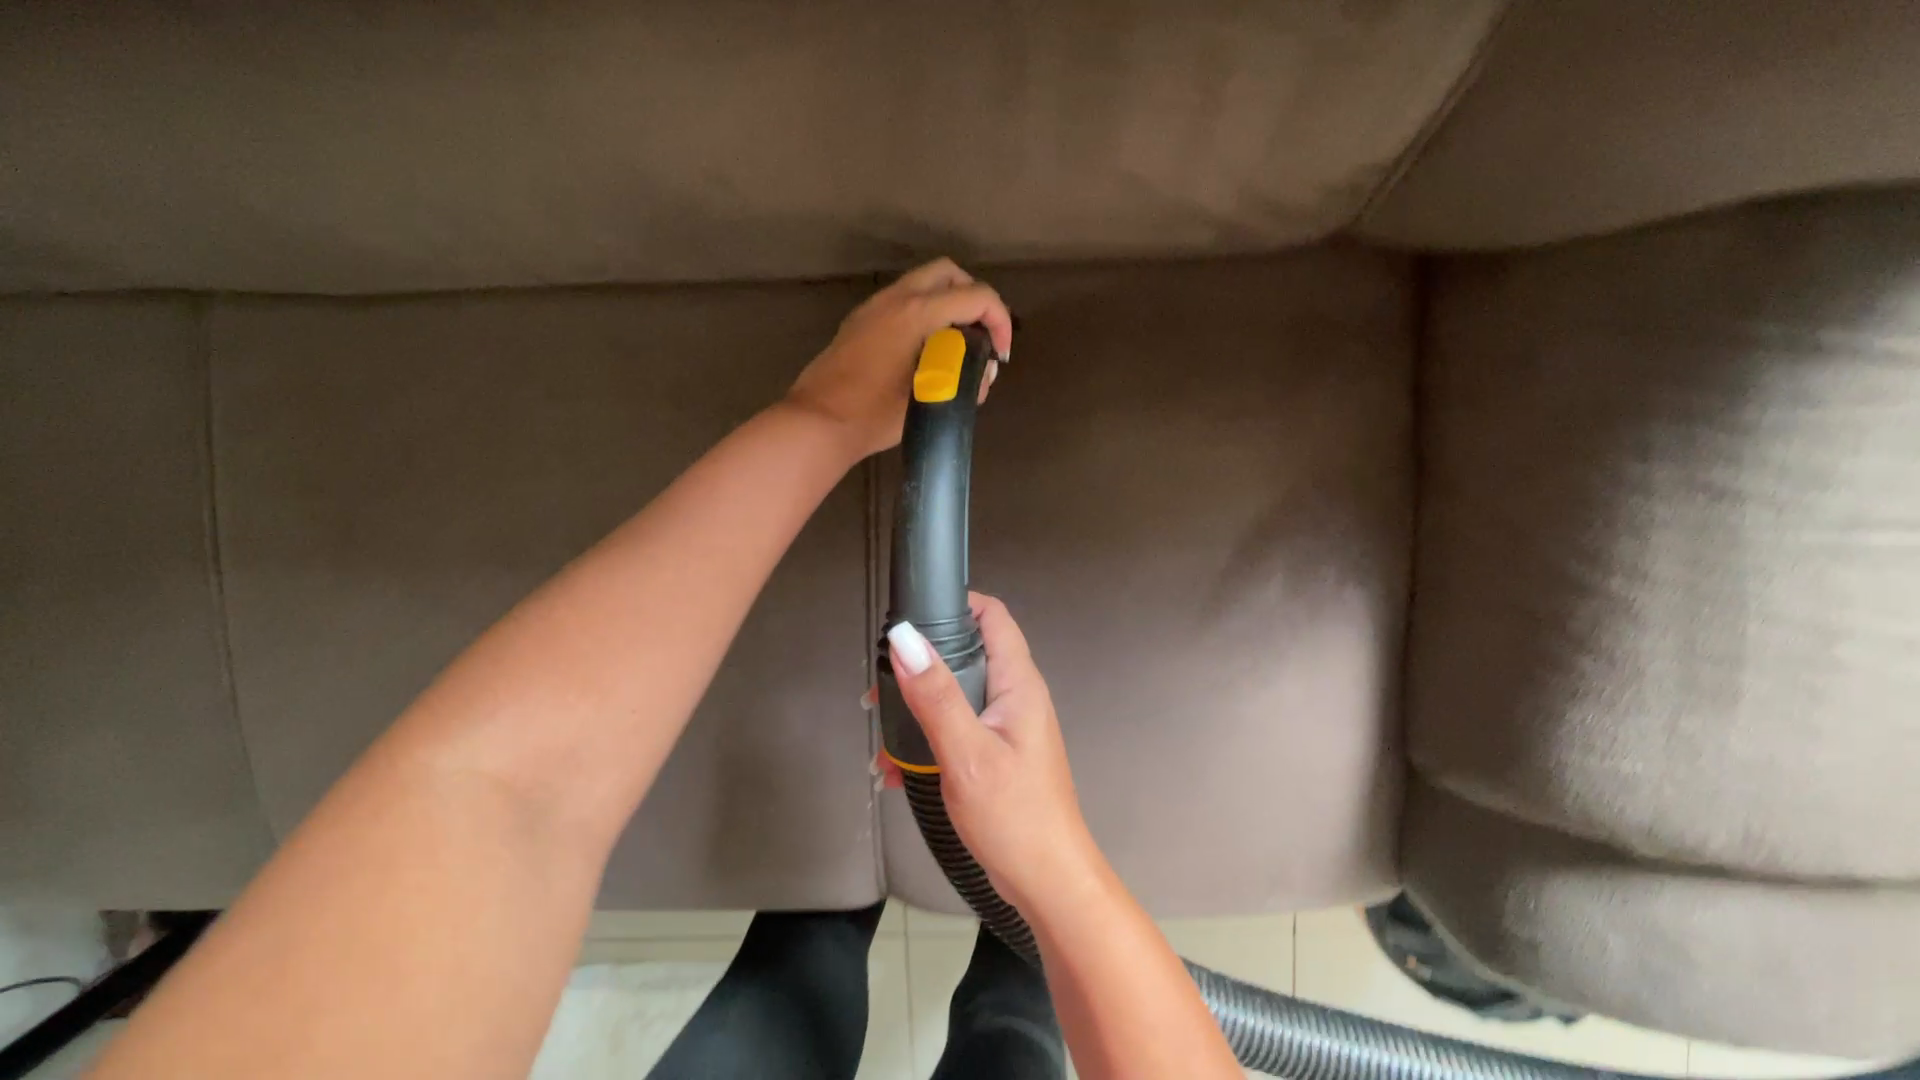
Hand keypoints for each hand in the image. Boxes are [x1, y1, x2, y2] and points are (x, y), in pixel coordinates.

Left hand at [787, 258, 1012, 458]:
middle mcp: (897, 298)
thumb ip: (967, 382)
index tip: (1000, 353)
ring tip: (957, 342)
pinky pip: (903, 299)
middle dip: (974, 298)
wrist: (818, 422)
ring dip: (948, 302)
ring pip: (923, 283)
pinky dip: (925, 311)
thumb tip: (984, 371)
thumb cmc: (874, 415)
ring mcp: (875, 306)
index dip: (1000, 320)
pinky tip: (926, 349)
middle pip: (949, 273)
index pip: (976, 296)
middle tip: (982, 334)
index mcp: (918, 313)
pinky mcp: (861, 320)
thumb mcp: (932, 402)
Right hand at [886, 593, 1104, 917]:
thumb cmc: (1014, 816)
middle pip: (966, 653)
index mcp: (1018, 683)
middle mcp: (1015, 696)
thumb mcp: (967, 753)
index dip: (955, 603)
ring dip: (916, 707)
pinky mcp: (996, 754)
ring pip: (954, 695)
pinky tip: (893, 768)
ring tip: (878, 728)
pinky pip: (955, 730)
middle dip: (921, 662)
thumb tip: (904, 637)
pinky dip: (924, 740)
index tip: (909, 612)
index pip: (992, 617)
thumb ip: (935, 695)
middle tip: (880, 682)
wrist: (1047, 882)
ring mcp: (1006, 727)